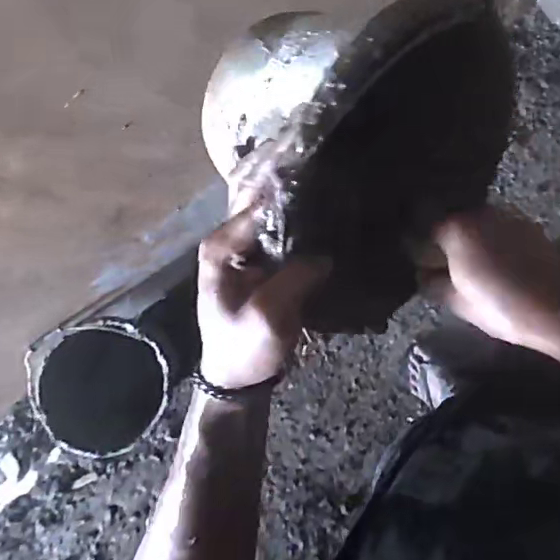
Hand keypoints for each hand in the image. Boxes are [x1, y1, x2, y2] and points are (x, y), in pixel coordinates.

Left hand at [196, 144, 330, 389]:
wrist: (240, 380)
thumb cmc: (245, 347)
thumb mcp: (269, 314)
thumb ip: (296, 277)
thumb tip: (326, 253)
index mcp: (221, 247)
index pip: (258, 204)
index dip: (289, 192)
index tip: (323, 178)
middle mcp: (231, 241)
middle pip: (266, 206)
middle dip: (297, 195)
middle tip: (335, 185)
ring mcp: (248, 252)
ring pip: (278, 220)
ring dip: (303, 212)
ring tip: (338, 199)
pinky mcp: (265, 265)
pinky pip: (286, 238)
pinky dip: (305, 230)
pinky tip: (330, 224)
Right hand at [426, 207, 559, 373]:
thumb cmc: (503, 308)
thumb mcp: (459, 302)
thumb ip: (434, 282)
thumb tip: (424, 273)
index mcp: (458, 227)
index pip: (425, 230)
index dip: (420, 249)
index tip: (421, 266)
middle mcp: (481, 211)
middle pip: (452, 221)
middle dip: (445, 242)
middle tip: (444, 269)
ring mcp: (508, 215)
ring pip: (477, 224)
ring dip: (470, 240)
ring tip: (473, 268)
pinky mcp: (529, 225)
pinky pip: (499, 228)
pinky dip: (492, 241)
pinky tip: (498, 265)